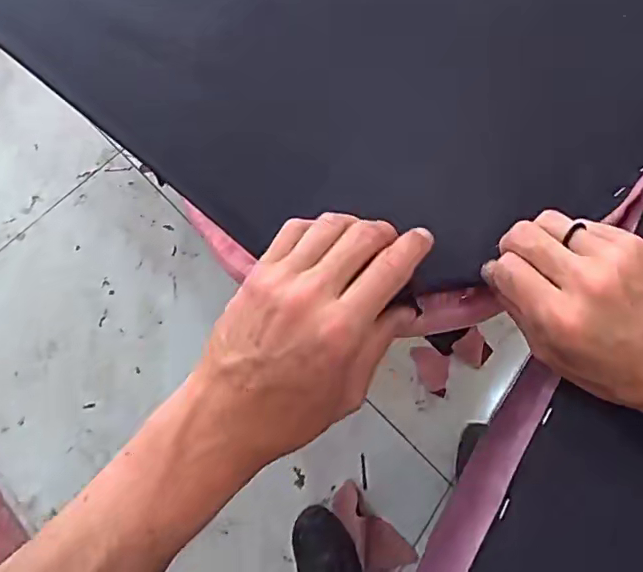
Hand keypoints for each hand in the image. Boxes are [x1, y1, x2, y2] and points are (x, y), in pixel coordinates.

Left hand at [189, 213, 432, 469]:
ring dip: (355, 226)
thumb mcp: (350, 391)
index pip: (392, 265)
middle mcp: (312, 296)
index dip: (415, 244)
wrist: (219, 420)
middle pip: (365, 234)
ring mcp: (281, 281)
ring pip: (332, 223)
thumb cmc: (286, 415)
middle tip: (392, 244)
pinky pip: (295, 228)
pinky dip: (318, 227)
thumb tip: (404, 308)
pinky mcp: (258, 274)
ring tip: (358, 242)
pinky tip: (323, 244)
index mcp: (341, 329)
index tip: (422, 240)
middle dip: (388, 232)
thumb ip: (381, 341)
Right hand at [483, 210, 642, 413]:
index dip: (498, 270)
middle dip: (513, 245)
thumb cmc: (612, 370)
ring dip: (545, 238)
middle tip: (521, 260)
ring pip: (551, 219)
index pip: (508, 267)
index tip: (502, 275)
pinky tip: (586, 260)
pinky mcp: (630, 240)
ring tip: (555, 259)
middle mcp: (585, 280)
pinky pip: (583, 222)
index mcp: (561, 318)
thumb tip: (496, 275)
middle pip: (525, 233)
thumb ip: (518, 312)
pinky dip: (576, 239)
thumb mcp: (552, 356)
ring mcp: (611, 255)